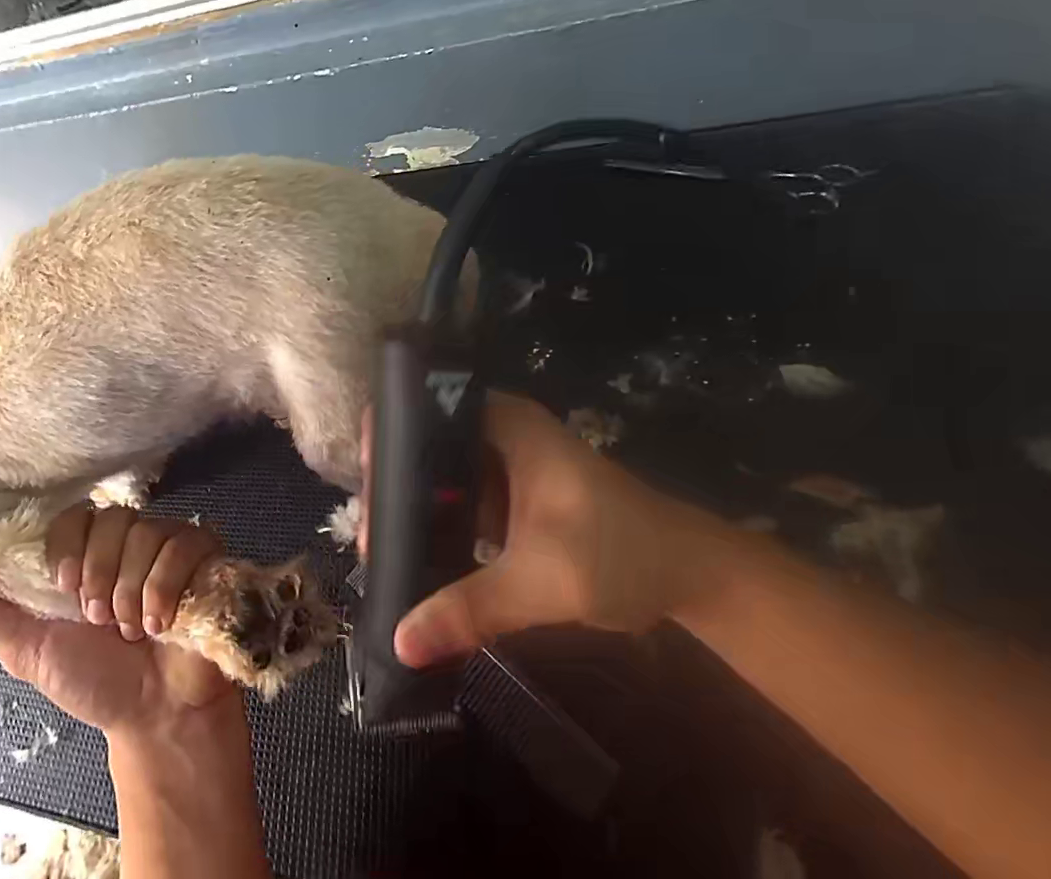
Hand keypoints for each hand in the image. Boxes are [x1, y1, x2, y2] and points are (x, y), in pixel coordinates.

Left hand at [0, 506, 230, 735]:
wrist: (155, 713)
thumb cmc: (93, 681)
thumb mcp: (27, 650)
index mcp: (89, 557)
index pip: (76, 515)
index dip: (69, 546)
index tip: (64, 589)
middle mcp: (131, 544)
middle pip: (115, 520)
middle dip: (102, 575)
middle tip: (101, 620)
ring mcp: (171, 548)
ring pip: (150, 534)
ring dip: (133, 591)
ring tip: (134, 630)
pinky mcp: (206, 558)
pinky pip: (186, 545)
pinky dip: (166, 588)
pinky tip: (161, 623)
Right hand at [374, 393, 722, 667]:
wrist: (686, 574)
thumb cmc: (622, 553)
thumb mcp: (543, 581)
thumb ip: (471, 609)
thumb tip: (400, 642)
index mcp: (509, 426)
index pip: (431, 408)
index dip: (390, 435)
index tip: (363, 481)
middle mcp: (502, 436)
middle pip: (429, 447)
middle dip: (395, 485)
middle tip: (365, 533)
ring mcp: (508, 469)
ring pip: (444, 480)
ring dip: (415, 511)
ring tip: (377, 550)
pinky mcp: (514, 501)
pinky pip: (463, 506)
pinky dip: (442, 529)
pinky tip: (414, 560)